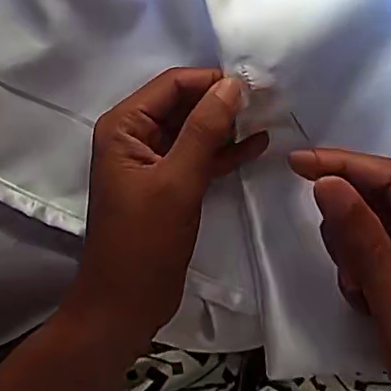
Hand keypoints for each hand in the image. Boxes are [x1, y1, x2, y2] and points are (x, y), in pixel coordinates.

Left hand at [62, 68, 268, 347]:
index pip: (172, 85)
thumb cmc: (143, 242)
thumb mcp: (177, 182)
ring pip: (193, 127)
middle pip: (183, 102)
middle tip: (266, 100)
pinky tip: (256, 144)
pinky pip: (198, 154)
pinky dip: (224, 150)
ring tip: (266, 116)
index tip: (252, 85)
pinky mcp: (168, 181)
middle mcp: (135, 134)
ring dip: (226, 123)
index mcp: (124, 125)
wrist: (124, 309)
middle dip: (221, 100)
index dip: (210, 81)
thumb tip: (232, 84)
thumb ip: (205, 130)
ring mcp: (152, 158)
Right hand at [291, 148, 390, 390]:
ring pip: (382, 234)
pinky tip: (366, 305)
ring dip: (357, 254)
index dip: (344, 165)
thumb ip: (366, 248)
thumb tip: (326, 183)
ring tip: (359, 293)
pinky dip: (365, 277)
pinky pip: (385, 264)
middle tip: (338, 259)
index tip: (295, 163)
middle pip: (388, 204)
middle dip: (352, 221)